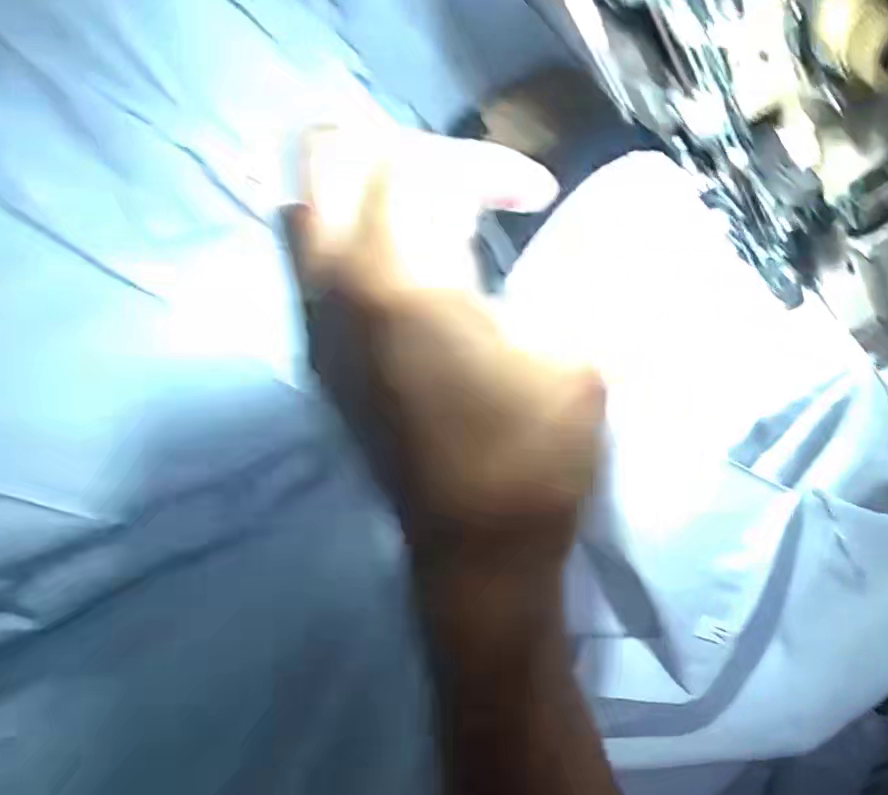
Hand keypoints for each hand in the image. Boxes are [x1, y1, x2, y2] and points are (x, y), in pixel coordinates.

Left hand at [285, 127, 602, 577]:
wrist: (481, 549)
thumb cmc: (536, 460)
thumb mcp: (578, 366)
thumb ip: (564, 296)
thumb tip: (557, 263)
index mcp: (403, 282)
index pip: (426, 167)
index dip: (492, 164)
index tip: (541, 195)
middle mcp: (336, 286)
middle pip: (333, 156)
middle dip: (412, 152)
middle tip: (476, 189)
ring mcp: (318, 326)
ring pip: (309, 208)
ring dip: (375, 194)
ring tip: (443, 225)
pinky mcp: (323, 362)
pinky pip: (318, 265)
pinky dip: (363, 244)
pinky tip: (422, 284)